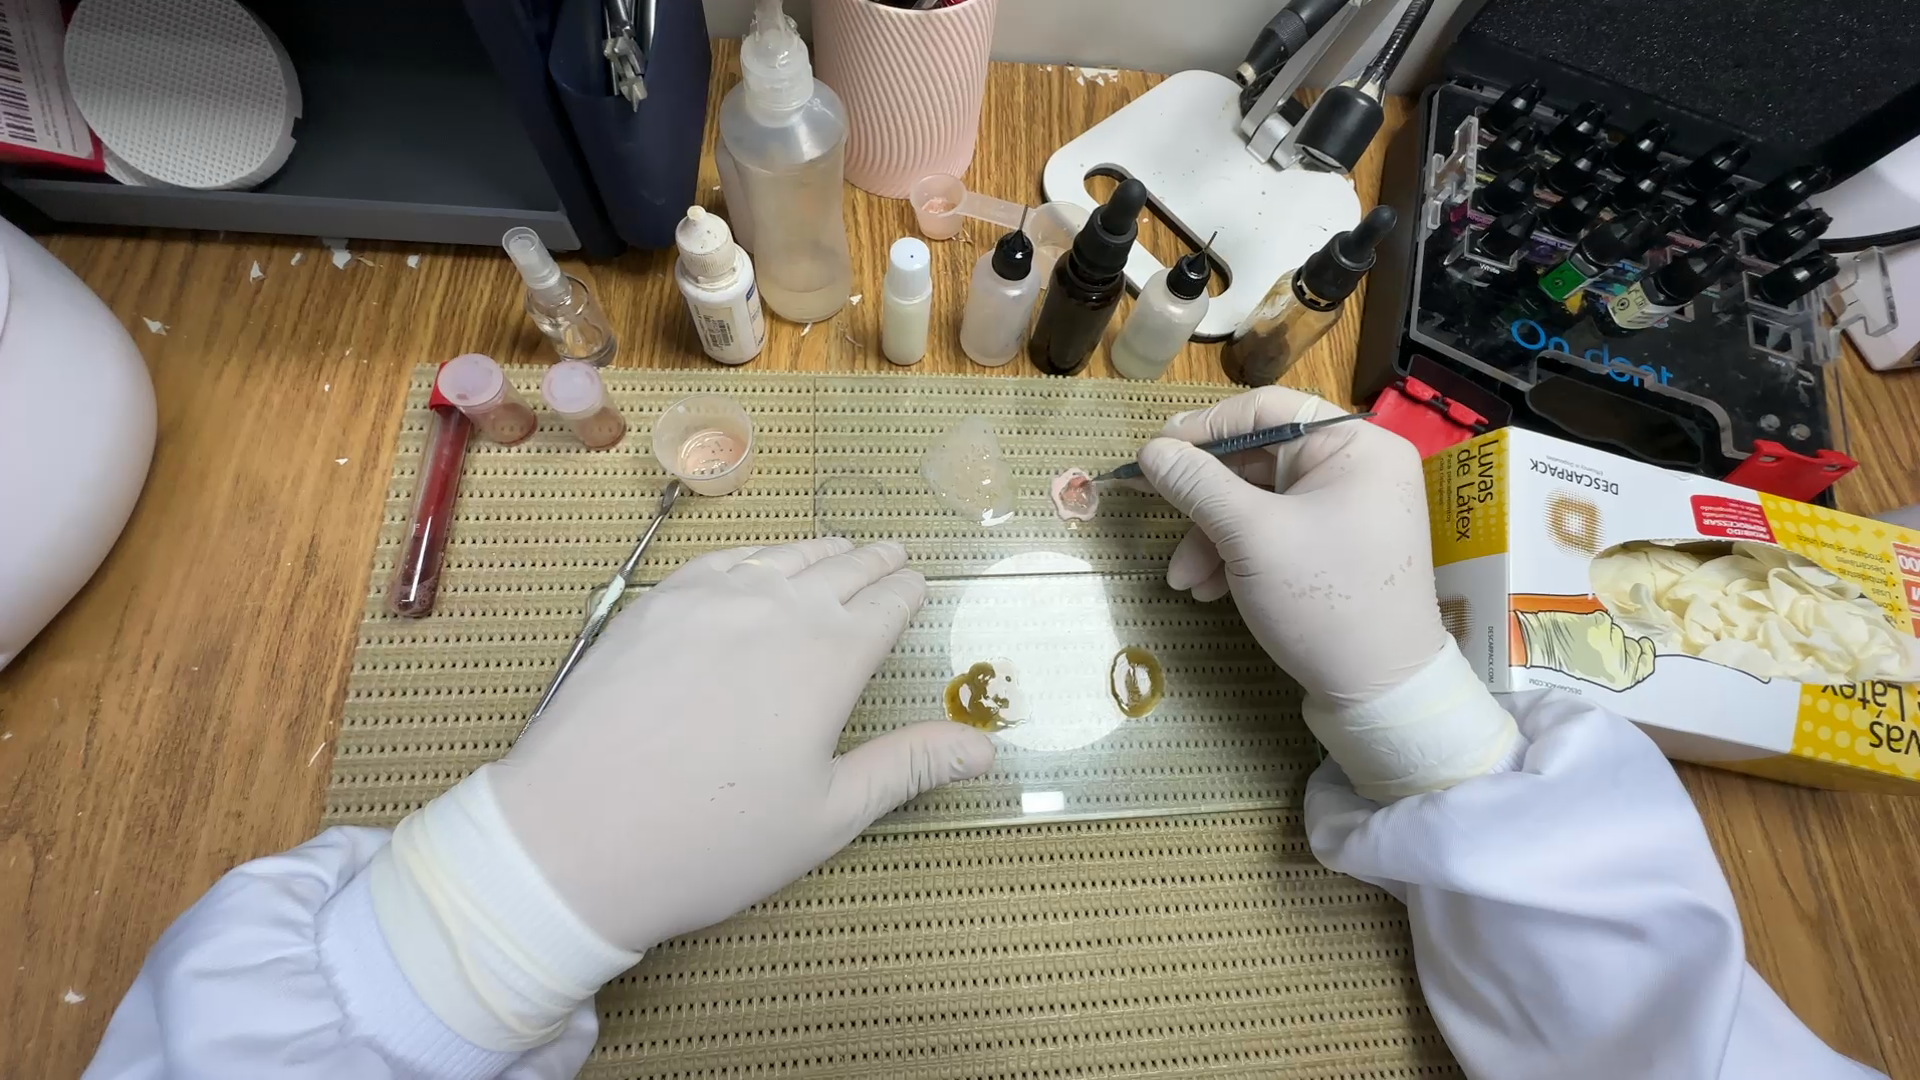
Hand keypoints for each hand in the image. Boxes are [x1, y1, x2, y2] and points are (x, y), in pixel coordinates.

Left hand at [491, 537, 995, 950]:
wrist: (572, 839)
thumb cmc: (715, 837)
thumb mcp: (828, 814)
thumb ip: (909, 767)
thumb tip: (987, 750)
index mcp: (829, 656)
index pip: (886, 606)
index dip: (908, 592)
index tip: (920, 583)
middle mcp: (778, 608)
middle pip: (842, 569)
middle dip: (876, 561)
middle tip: (895, 552)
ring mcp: (712, 596)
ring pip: (785, 555)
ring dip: (823, 550)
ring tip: (842, 547)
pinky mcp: (658, 601)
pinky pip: (724, 558)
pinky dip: (758, 552)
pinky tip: (761, 559)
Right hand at [1134, 387, 1446, 706]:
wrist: (1378, 693)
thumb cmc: (1322, 599)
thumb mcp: (1250, 536)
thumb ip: (1197, 485)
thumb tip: (1150, 451)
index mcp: (1353, 446)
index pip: (1264, 410)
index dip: (1202, 428)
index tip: (1153, 452)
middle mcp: (1353, 468)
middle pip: (1255, 461)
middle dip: (1201, 500)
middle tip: (1148, 504)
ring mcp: (1343, 510)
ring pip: (1255, 503)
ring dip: (1210, 536)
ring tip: (1182, 578)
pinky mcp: (1330, 547)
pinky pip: (1270, 532)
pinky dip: (1234, 555)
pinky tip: (1210, 589)